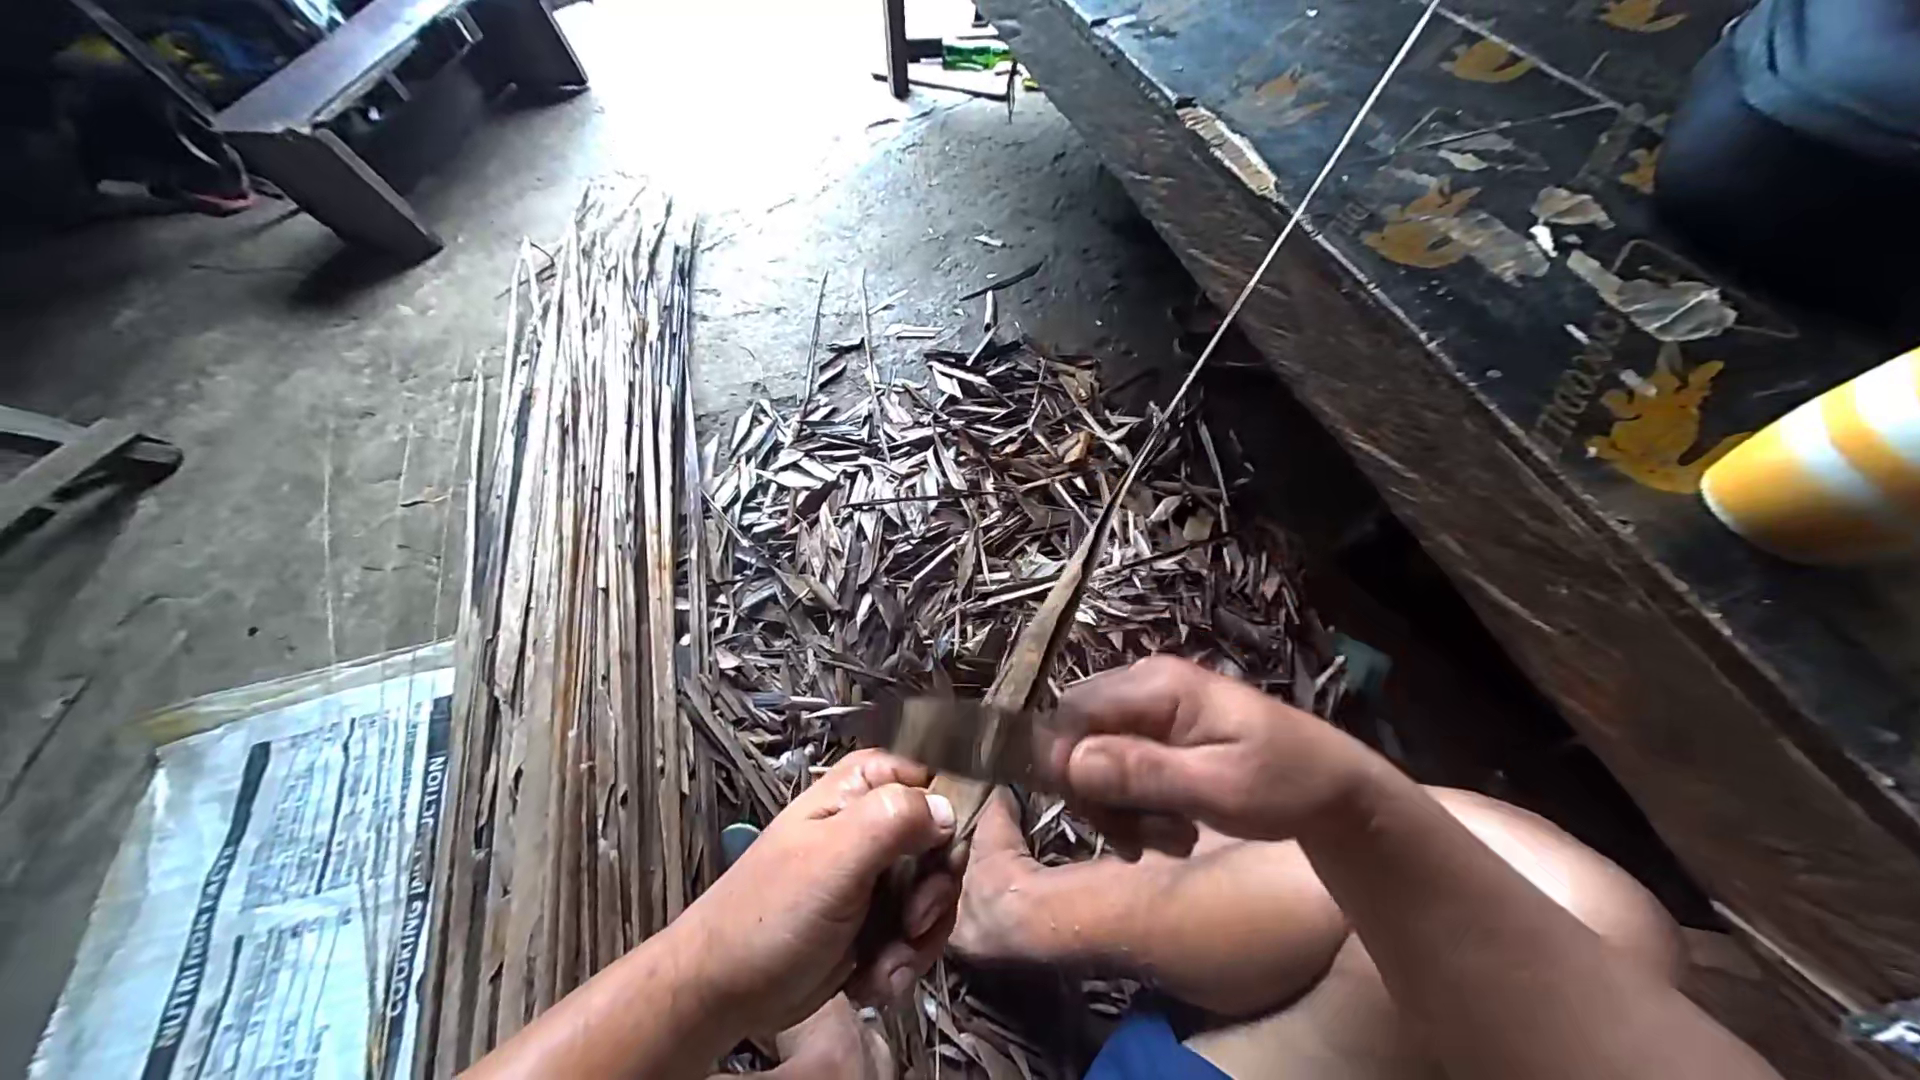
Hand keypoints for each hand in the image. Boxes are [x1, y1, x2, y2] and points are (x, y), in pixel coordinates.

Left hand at [674, 750, 960, 1034]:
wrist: (724, 991)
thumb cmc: (769, 915)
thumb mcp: (833, 857)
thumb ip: (894, 820)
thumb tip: (948, 811)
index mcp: (863, 787)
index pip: (934, 782)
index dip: (946, 824)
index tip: (938, 863)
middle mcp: (875, 822)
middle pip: (944, 844)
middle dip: (933, 896)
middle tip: (910, 924)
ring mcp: (877, 871)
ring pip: (936, 893)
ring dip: (918, 939)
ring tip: (884, 963)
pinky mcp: (877, 915)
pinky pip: (919, 931)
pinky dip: (904, 960)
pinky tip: (873, 976)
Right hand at [1055, 655, 1380, 845]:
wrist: (1333, 791)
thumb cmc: (1287, 783)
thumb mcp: (1221, 786)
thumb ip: (1145, 772)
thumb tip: (1071, 764)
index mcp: (1158, 684)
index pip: (1076, 710)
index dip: (1065, 761)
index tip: (1090, 816)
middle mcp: (1143, 686)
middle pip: (1079, 735)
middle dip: (1098, 794)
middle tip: (1137, 843)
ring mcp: (1148, 709)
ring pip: (1094, 757)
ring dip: (1120, 808)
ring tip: (1170, 841)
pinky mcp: (1155, 733)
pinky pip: (1116, 767)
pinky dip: (1132, 807)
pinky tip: (1168, 832)